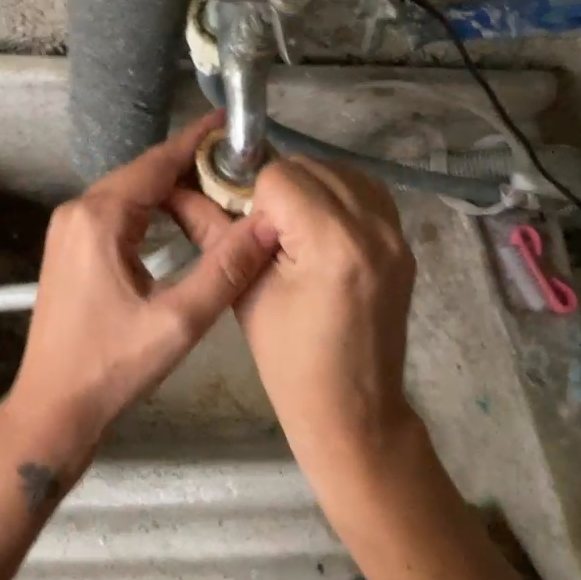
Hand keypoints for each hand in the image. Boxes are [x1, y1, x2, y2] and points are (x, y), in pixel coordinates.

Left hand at [8, 113, 277, 441]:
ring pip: (130, 191)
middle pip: (143, 172)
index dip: (195, 140)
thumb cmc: (111, 367)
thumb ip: (226, 270)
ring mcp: (69, 228)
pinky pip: (117, 211)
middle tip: (238, 164)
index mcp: (99, 218)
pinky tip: (181, 218)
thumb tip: (269, 225)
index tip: (228, 121)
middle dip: (189, 165)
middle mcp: (78, 211)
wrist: (53, 407)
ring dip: (171, 187)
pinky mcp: (70, 246)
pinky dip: (151, 207)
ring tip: (219, 186)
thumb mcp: (178, 321)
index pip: (156, 163)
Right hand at [233, 156, 417, 461]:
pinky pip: (366, 191)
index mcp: (334, 243)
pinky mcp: (403, 243)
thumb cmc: (290, 362)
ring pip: (339, 172)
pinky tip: (320, 228)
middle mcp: (373, 228)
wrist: (353, 412)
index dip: (255, 200)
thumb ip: (216, 231)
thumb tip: (177, 188)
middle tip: (267, 236)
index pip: (280, 176)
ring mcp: (395, 234)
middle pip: (309, 168)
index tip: (249, 234)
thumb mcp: (246, 293)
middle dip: (280, 191)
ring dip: (309, 188)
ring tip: (294, 233)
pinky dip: (338, 196)